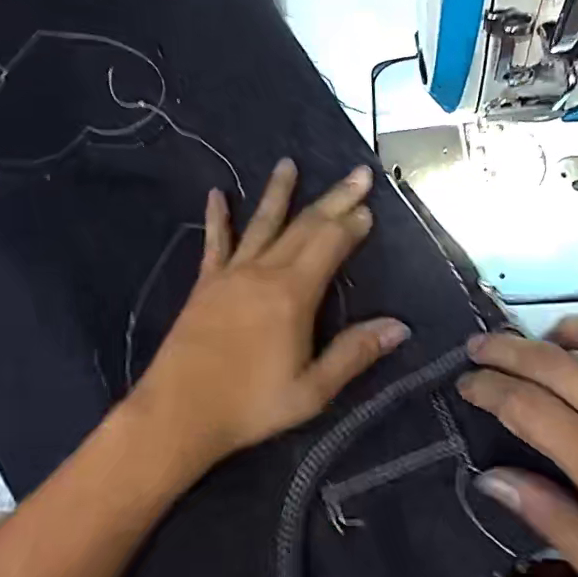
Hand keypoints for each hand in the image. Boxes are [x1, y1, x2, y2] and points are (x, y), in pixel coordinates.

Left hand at [129, 159, 409, 471]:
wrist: (178, 413)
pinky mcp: (205, 285)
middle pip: (304, 226)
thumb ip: (354, 353)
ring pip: (261, 224)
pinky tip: (217, 194)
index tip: (370, 207)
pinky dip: (218, 217)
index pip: (330, 246)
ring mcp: (230, 275)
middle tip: (357, 173)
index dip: (353, 224)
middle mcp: (263, 273)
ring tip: (288, 163)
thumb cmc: (250, 406)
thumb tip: (399, 326)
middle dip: (334, 199)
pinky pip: (215, 243)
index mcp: (293, 296)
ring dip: (279, 193)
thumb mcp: (312, 390)